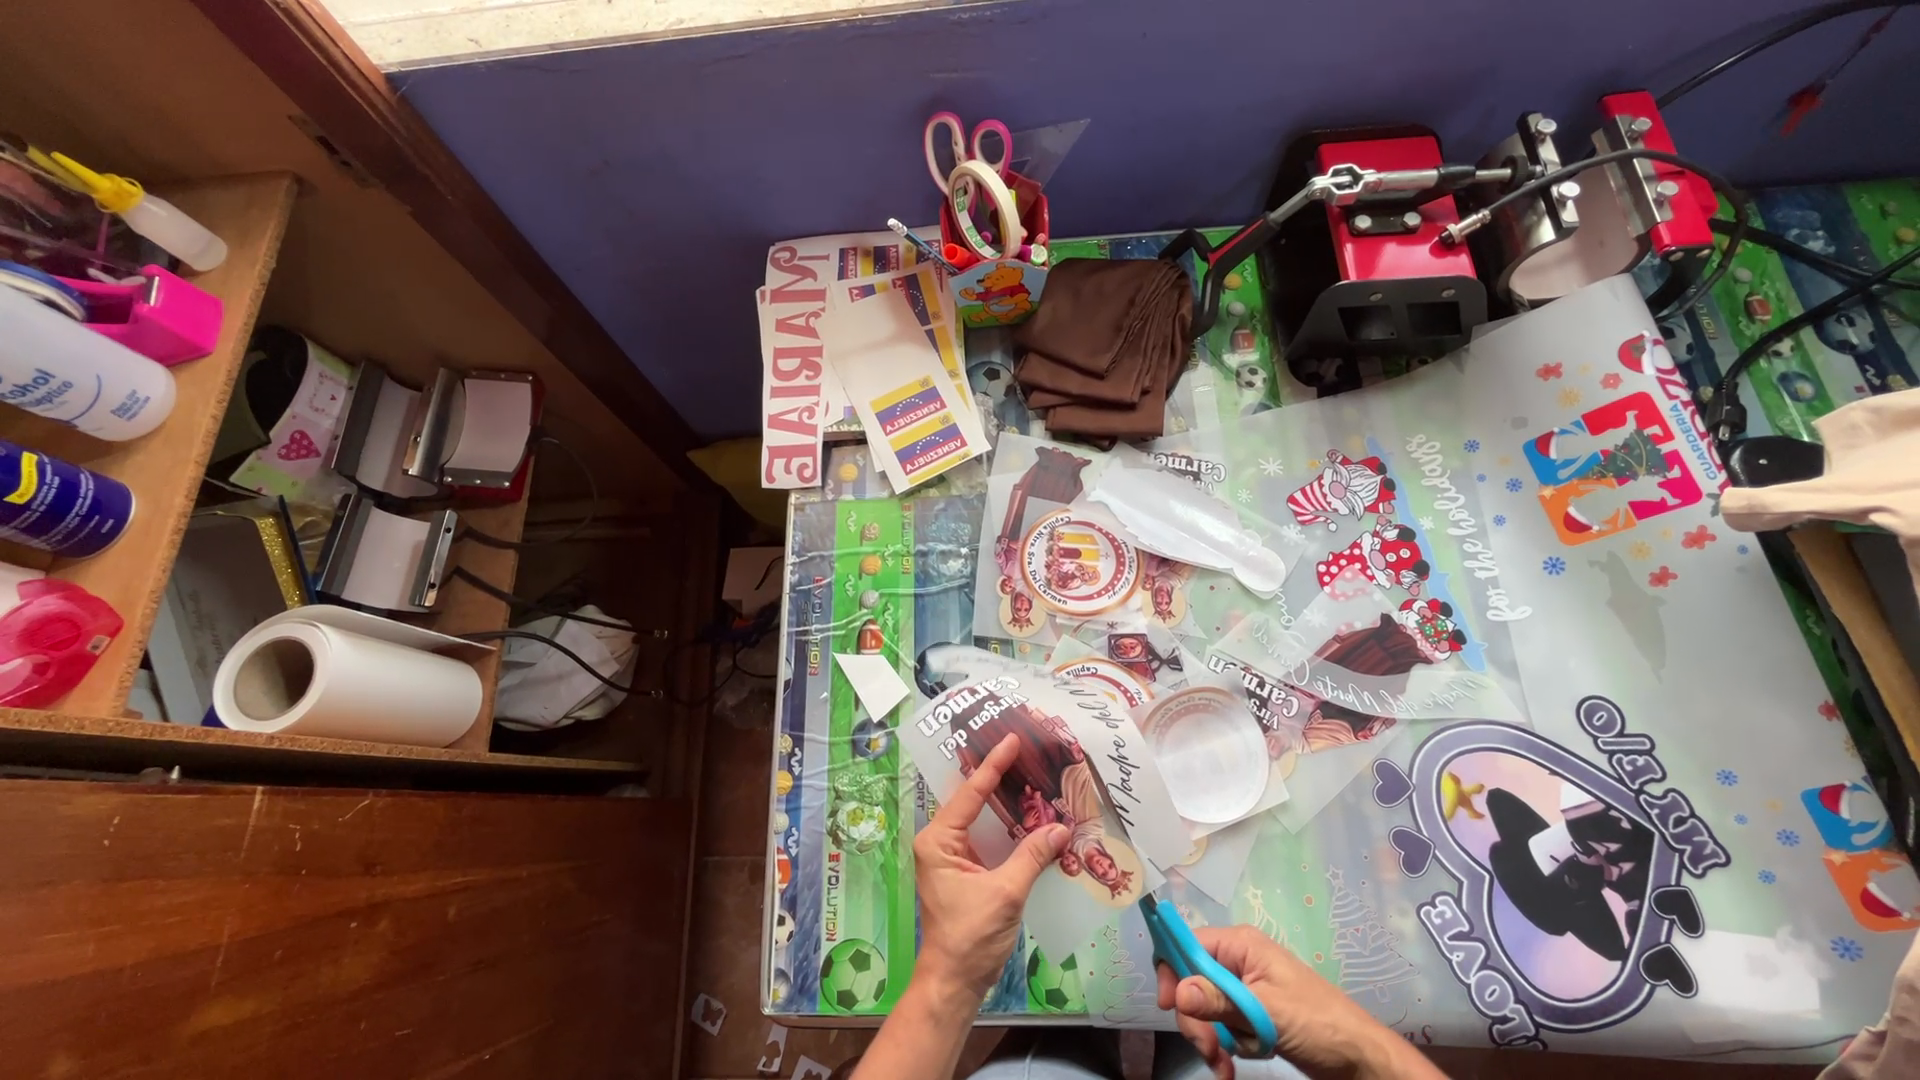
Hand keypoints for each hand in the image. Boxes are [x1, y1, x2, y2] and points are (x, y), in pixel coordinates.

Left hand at [912, 732, 1068, 1000]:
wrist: (955, 982)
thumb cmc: (971, 936)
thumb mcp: (1005, 893)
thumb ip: (1032, 856)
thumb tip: (1061, 828)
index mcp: (939, 840)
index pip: (970, 793)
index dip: (993, 765)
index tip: (1011, 739)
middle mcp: (941, 842)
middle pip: (973, 800)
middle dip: (998, 776)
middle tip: (1024, 749)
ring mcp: (953, 856)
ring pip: (982, 819)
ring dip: (1007, 802)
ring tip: (1032, 774)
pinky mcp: (967, 870)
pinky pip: (989, 838)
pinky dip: (1010, 827)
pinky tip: (1033, 817)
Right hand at [1156, 925, 1435, 1079]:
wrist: (1359, 1059)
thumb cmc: (1317, 1024)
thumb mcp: (1266, 1012)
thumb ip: (1220, 1001)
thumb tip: (1178, 992)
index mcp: (1241, 946)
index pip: (1188, 944)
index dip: (1171, 970)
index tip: (1170, 1006)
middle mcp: (1238, 961)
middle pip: (1192, 981)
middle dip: (1195, 1018)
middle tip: (1208, 1050)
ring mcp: (1244, 988)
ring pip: (1204, 1007)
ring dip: (1208, 1038)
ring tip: (1223, 1066)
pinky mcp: (1251, 1013)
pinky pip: (1220, 1025)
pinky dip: (1221, 1046)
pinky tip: (1230, 1067)